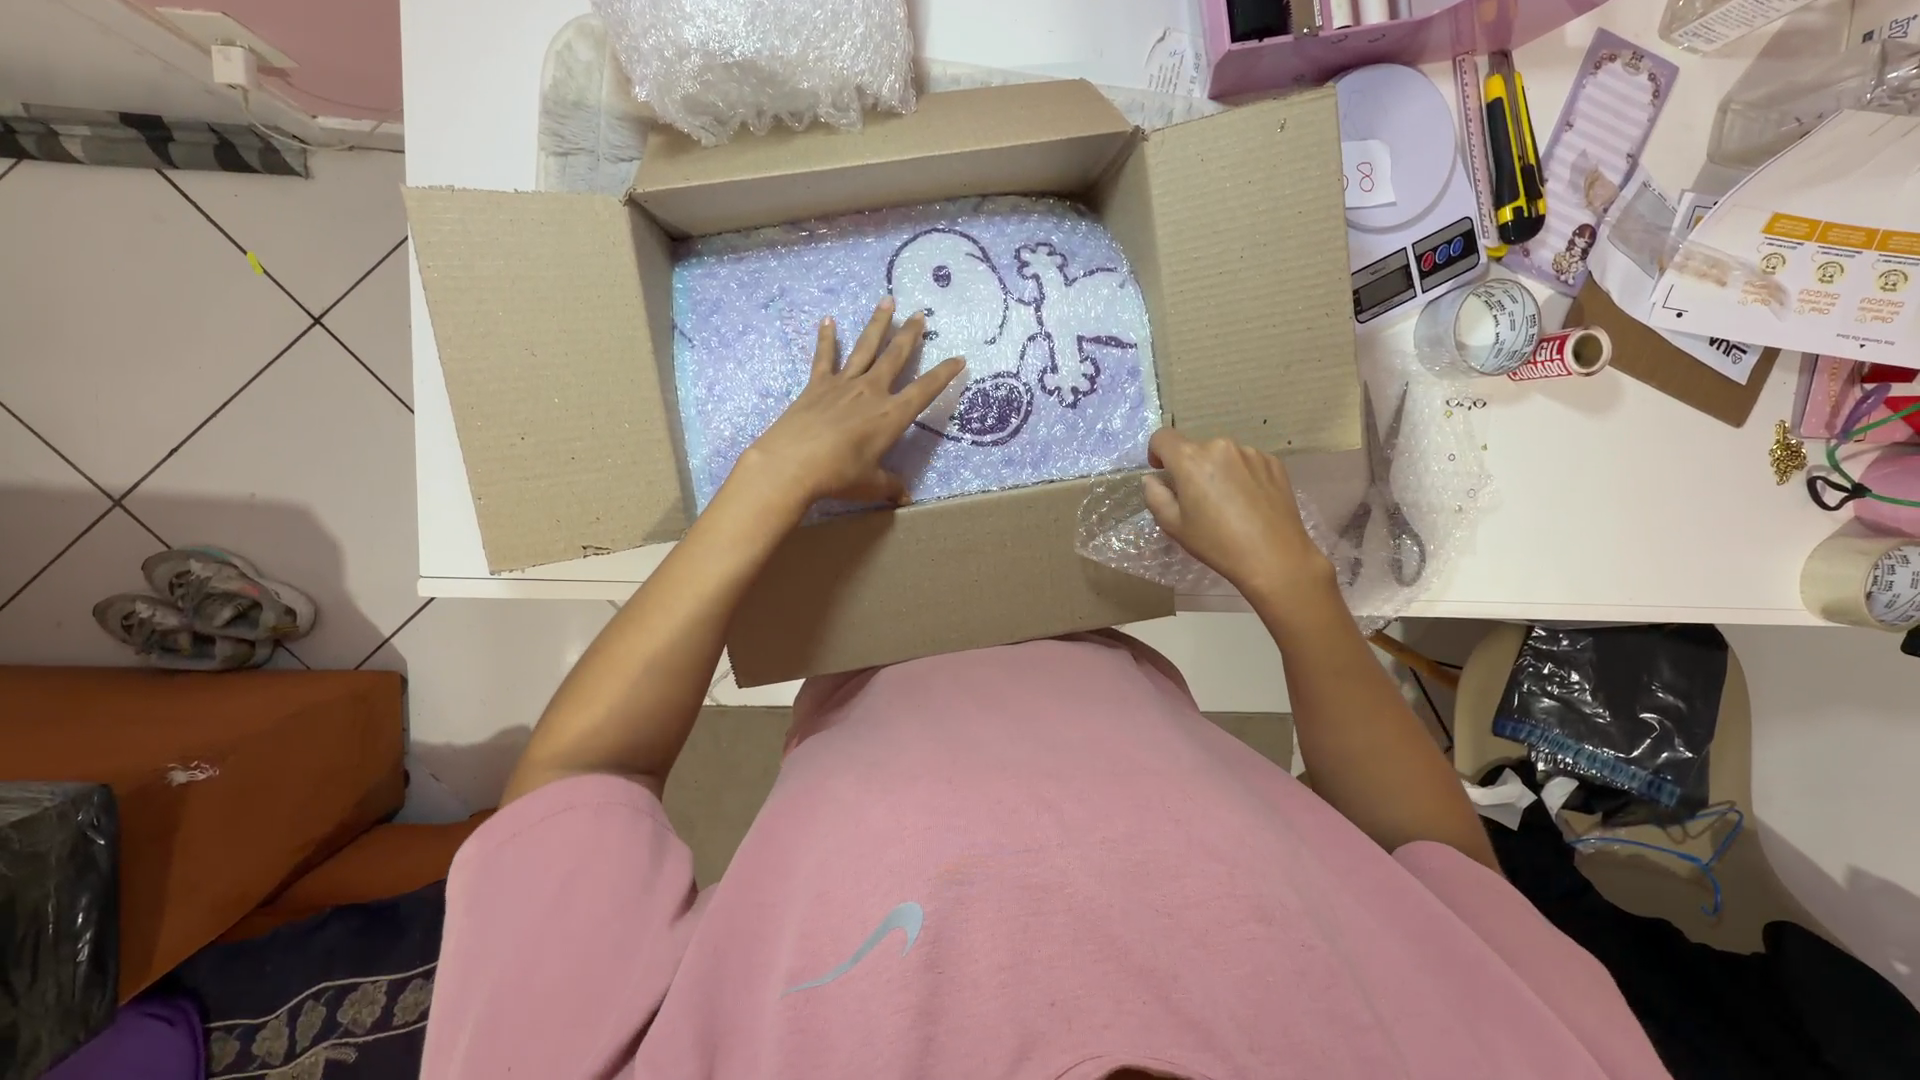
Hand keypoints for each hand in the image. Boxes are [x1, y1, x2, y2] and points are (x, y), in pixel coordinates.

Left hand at [730, 298, 964, 514]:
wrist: (791, 465)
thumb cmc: (837, 476)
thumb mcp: (870, 485)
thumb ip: (889, 486)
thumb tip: (904, 497)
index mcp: (892, 415)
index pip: (925, 390)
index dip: (944, 374)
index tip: (959, 358)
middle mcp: (871, 392)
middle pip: (895, 356)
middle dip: (910, 334)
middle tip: (920, 314)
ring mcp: (842, 384)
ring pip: (865, 347)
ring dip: (878, 323)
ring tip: (887, 301)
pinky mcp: (816, 385)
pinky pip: (824, 357)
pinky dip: (827, 338)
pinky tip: (828, 320)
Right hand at [1141, 428, 1331, 602]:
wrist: (1275, 557)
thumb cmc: (1217, 544)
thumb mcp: (1174, 526)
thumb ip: (1155, 496)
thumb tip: (1153, 479)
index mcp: (1191, 459)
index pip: (1163, 437)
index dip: (1157, 453)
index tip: (1163, 473)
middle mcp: (1221, 446)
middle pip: (1195, 449)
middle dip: (1191, 468)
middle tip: (1200, 500)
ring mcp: (1251, 452)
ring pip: (1223, 456)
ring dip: (1219, 471)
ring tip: (1230, 503)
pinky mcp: (1273, 462)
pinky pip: (1247, 462)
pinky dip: (1242, 475)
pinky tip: (1250, 502)